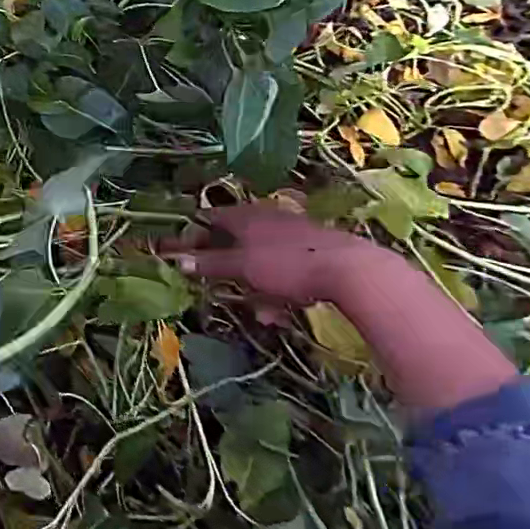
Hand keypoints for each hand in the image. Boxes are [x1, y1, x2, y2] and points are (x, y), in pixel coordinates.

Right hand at [160, 205, 390, 305]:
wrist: (351, 271)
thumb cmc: (287, 263)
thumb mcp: (242, 267)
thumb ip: (210, 264)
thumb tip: (178, 260)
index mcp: (243, 215)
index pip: (207, 219)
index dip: (193, 237)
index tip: (183, 257)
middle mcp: (264, 218)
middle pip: (234, 242)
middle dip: (227, 270)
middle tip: (222, 290)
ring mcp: (291, 233)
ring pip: (261, 260)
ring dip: (255, 287)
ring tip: (262, 313)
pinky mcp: (313, 251)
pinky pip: (284, 269)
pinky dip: (279, 289)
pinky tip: (283, 312)